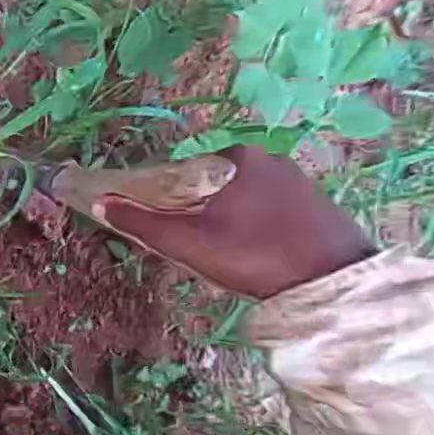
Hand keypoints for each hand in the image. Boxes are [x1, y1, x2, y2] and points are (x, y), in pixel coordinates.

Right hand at [98, 146, 376, 298]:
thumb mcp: (187, 243)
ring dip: (216, 217)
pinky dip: (244, 220)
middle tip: (190, 246)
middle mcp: (263, 156)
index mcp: (232, 159)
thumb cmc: (252, 256)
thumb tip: (102, 202)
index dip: (158, 202)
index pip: (176, 175)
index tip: (157, 228)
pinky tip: (247, 246)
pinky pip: (259, 202)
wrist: (331, 279)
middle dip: (189, 211)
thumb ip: (142, 222)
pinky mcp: (309, 195)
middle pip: (203, 184)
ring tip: (220, 250)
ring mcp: (291, 174)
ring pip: (231, 194)